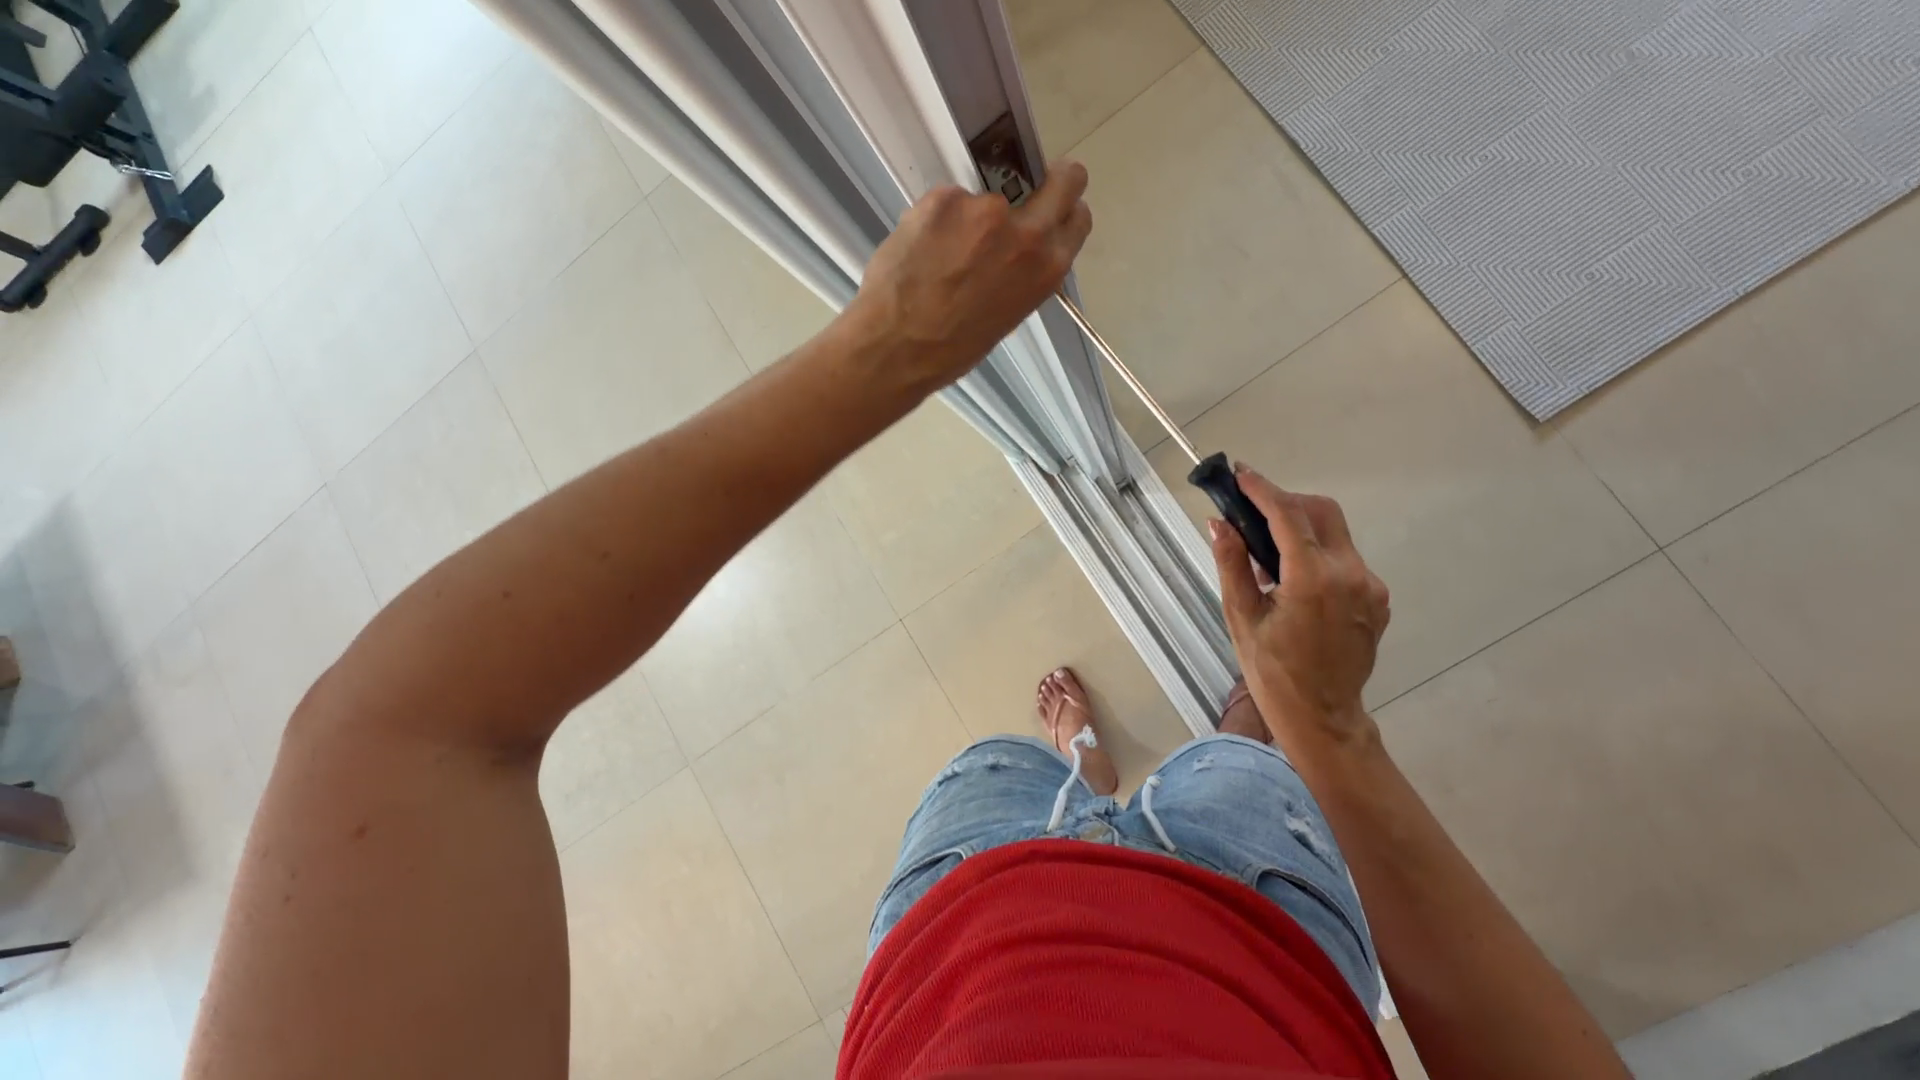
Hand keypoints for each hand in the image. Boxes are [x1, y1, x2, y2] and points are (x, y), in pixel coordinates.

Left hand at [843, 161, 1092, 391]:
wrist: (896, 347)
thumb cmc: (951, 348)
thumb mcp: (1008, 315)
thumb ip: (1023, 273)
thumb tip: (1016, 252)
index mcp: (1047, 268)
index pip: (1077, 216)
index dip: (1063, 209)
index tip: (1051, 206)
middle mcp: (1026, 232)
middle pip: (1061, 179)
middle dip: (1048, 178)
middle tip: (1024, 189)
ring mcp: (984, 209)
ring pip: (989, 196)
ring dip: (972, 214)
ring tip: (943, 253)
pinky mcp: (944, 198)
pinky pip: (948, 200)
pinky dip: (937, 218)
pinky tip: (921, 249)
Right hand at [1208, 466, 1390, 750]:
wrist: (1322, 717)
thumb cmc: (1272, 672)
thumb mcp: (1241, 617)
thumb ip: (1232, 564)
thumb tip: (1219, 523)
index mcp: (1312, 579)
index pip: (1287, 515)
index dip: (1262, 489)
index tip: (1240, 474)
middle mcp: (1349, 574)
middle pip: (1321, 511)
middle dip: (1287, 502)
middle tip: (1254, 511)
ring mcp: (1370, 586)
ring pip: (1337, 534)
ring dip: (1303, 528)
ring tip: (1271, 552)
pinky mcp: (1378, 599)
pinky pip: (1346, 560)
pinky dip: (1320, 555)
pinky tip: (1296, 581)